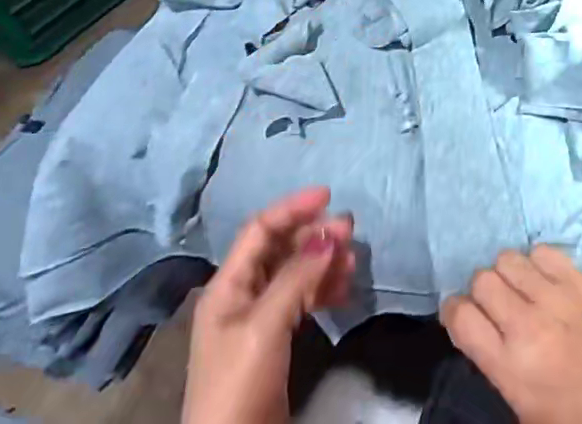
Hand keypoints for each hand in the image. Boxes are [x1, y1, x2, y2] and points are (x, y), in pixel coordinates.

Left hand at [183, 187, 355, 423]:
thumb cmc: (238, 384)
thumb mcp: (265, 328)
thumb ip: (295, 279)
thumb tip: (328, 235)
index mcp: (226, 283)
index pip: (260, 230)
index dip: (292, 208)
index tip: (328, 196)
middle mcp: (239, 294)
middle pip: (278, 250)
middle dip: (312, 236)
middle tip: (351, 230)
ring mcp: (255, 320)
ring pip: (291, 276)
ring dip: (321, 263)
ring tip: (354, 258)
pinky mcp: (272, 345)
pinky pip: (298, 304)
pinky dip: (321, 292)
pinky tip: (344, 289)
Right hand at [441, 246, 581, 423]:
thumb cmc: (581, 420)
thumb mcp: (526, 410)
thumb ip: (492, 364)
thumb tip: (472, 328)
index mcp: (511, 367)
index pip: (459, 313)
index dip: (456, 313)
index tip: (467, 320)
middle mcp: (528, 326)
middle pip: (481, 280)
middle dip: (485, 294)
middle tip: (501, 311)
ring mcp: (556, 300)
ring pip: (506, 259)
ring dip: (509, 276)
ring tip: (523, 293)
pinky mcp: (580, 282)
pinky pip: (540, 251)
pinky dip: (537, 263)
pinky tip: (545, 283)